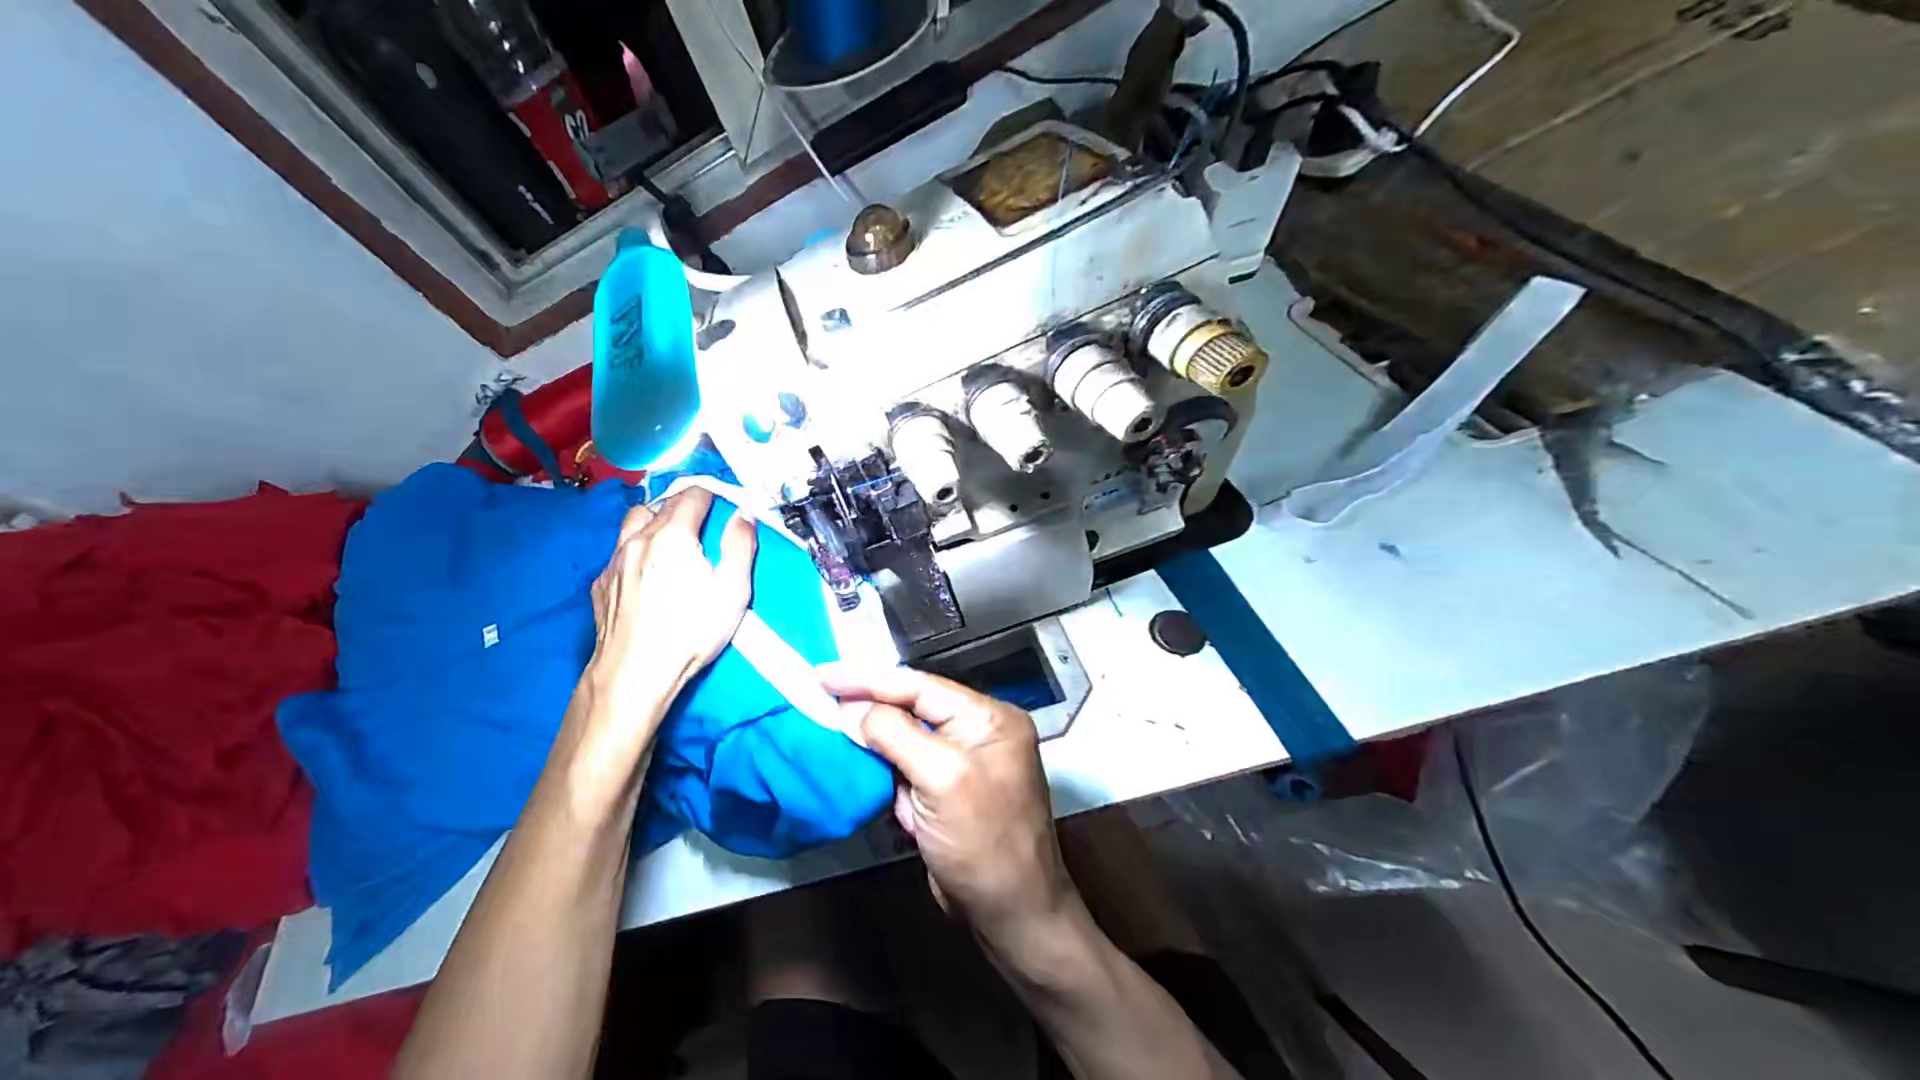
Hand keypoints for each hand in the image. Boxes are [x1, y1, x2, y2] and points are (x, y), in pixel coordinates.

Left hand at [568, 488, 755, 811]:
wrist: (635, 673)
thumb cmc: (691, 631)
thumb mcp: (733, 590)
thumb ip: (740, 545)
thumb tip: (744, 513)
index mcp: (673, 535)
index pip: (692, 496)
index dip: (711, 495)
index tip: (722, 505)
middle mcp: (638, 539)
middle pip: (660, 505)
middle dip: (683, 506)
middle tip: (701, 523)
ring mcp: (613, 561)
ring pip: (632, 523)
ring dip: (652, 522)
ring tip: (668, 539)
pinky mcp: (600, 584)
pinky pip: (618, 553)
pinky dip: (635, 550)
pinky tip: (645, 573)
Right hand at [820, 666, 1075, 941]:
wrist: (1009, 916)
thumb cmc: (984, 843)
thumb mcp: (942, 778)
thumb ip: (896, 733)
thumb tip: (853, 709)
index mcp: (988, 718)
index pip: (921, 686)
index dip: (869, 679)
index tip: (824, 675)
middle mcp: (977, 733)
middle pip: (911, 707)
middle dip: (868, 705)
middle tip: (820, 695)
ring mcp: (961, 764)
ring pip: (904, 738)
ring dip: (871, 738)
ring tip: (829, 721)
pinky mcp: (944, 793)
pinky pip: (905, 769)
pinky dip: (882, 770)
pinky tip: (855, 761)